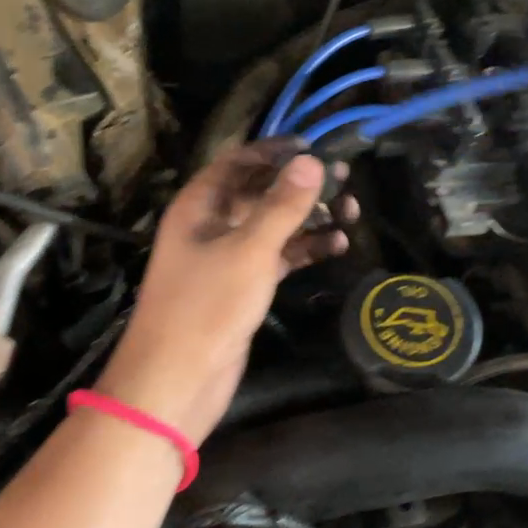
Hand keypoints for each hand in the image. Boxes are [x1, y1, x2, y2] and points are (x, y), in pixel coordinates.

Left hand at [94, 138, 356, 443]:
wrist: (176, 380)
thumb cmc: (207, 306)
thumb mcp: (249, 250)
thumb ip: (282, 205)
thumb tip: (311, 160)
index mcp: (200, 205)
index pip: (239, 161)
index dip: (276, 150)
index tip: (316, 146)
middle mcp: (211, 224)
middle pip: (260, 191)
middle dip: (300, 185)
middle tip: (345, 179)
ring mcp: (226, 256)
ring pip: (272, 224)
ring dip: (309, 218)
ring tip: (351, 213)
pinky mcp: (241, 286)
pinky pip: (277, 256)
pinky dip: (304, 250)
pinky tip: (337, 246)